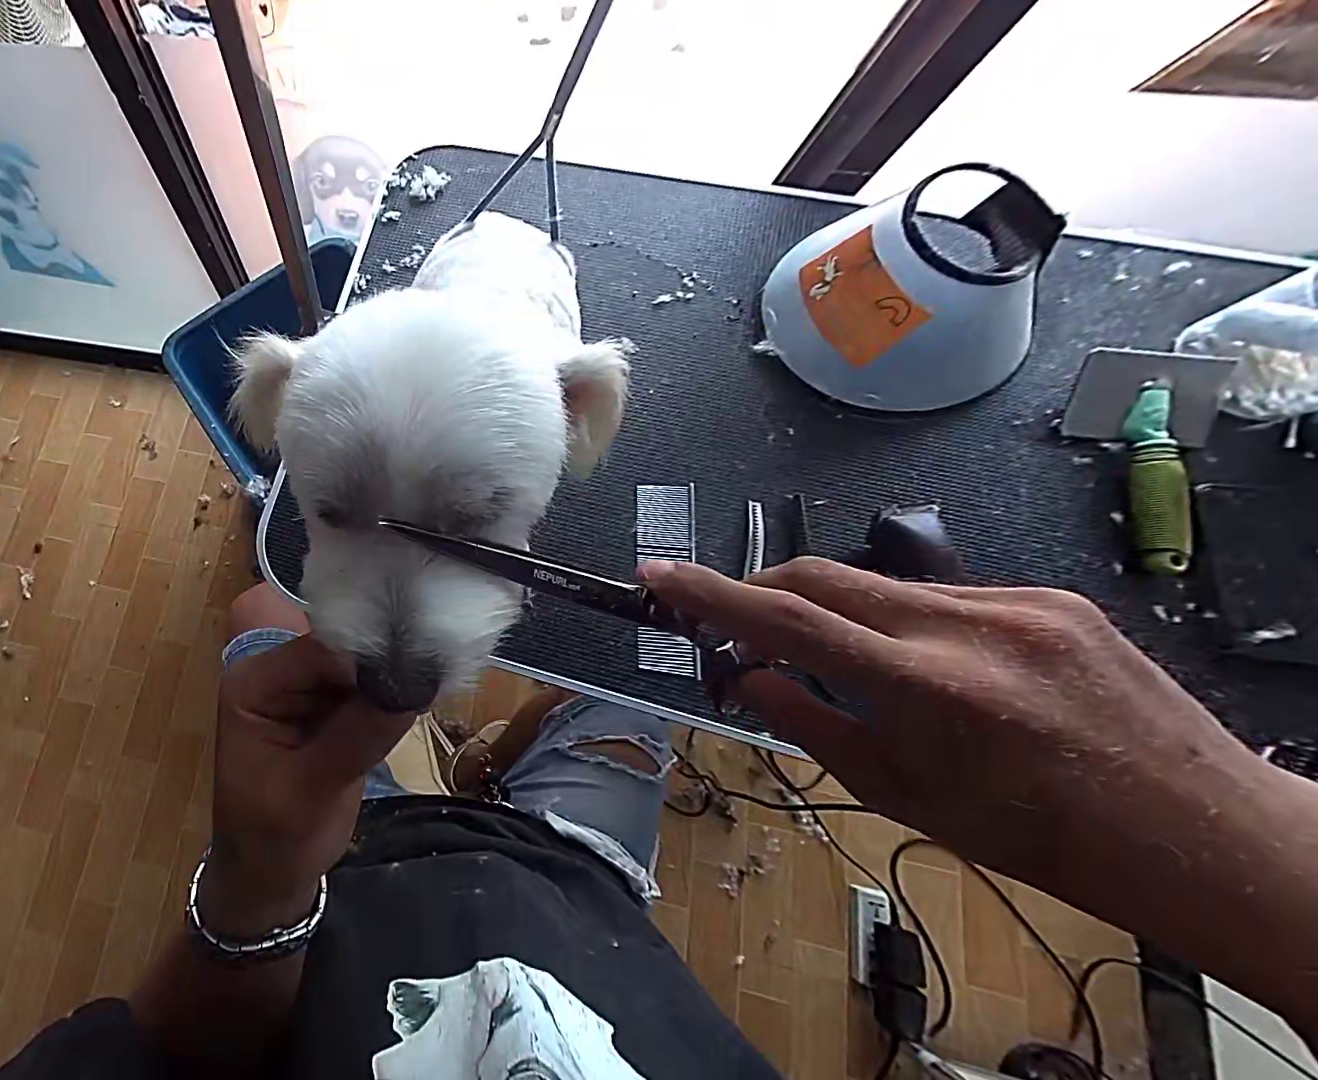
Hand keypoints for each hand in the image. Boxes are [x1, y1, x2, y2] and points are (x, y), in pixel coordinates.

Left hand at [206, 634, 413, 935]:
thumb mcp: (310, 793)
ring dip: (390, 680)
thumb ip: (357, 737)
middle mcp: (275, 673)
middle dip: (382, 666)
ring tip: (423, 693)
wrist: (268, 876)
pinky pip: (366, 686)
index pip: (319, 650)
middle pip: (342, 650)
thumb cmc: (272, 841)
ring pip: (359, 664)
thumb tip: (411, 683)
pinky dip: (389, 696)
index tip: (416, 668)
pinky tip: (411, 704)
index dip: (369, 656)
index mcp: (252, 684)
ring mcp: (303, 687)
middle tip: (426, 681)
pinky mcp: (327, 705)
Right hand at [637, 558, 1266, 888]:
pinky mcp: (1047, 597)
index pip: (788, 620)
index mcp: (928, 690)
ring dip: (827, 613)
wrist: (1216, 841)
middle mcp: (968, 628)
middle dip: (758, 592)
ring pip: (872, 584)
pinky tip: (918, 664)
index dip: (709, 592)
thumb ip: (806, 721)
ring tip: (837, 662)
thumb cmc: (1038, 839)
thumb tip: (746, 676)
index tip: (658, 572)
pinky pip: (930, 595)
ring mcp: (1016, 603)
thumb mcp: (898, 793)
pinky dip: (889, 619)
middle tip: (732, 628)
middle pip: (819, 577)